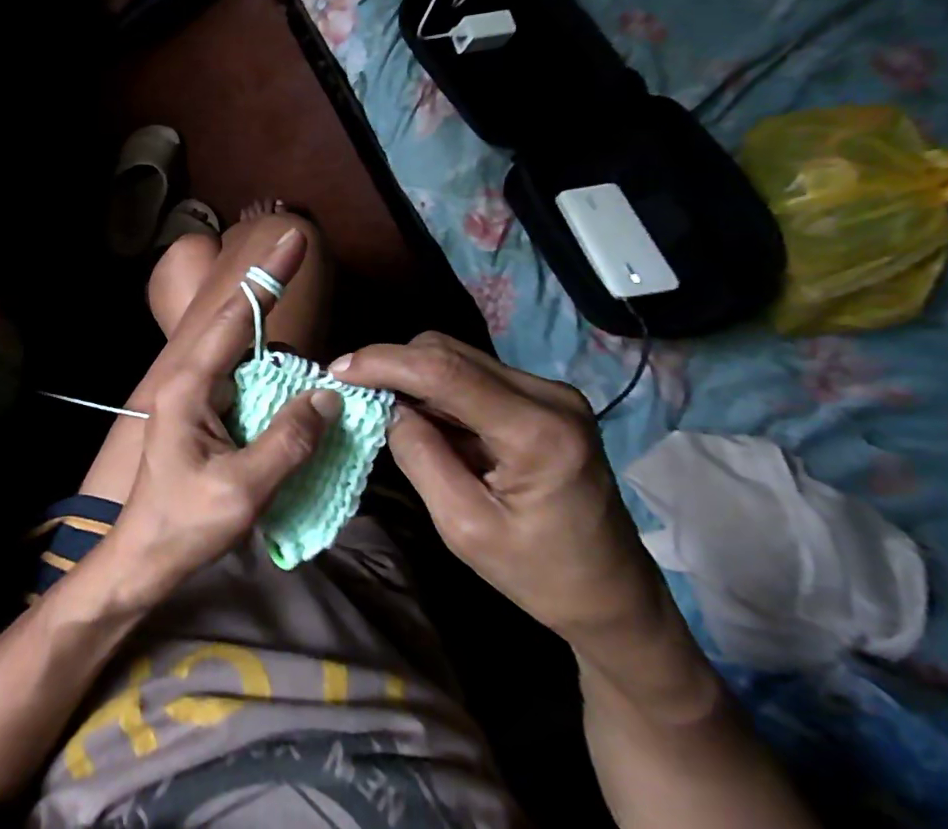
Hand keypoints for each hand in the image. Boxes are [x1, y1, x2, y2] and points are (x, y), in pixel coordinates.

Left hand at [108, 227, 342, 604]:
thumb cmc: (187, 523)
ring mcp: (196, 399)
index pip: (230, 320)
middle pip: (238, 331)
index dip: (266, 277)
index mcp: (188, 387)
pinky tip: (302, 396)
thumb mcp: (244, 487)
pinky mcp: (207, 417)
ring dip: (281, 355)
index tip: (292, 236)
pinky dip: (276, 386)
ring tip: (315, 355)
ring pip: (246, 361)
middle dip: (272, 300)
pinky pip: (247, 387)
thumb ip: (289, 439)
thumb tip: (329, 395)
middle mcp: (189, 382)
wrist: (148, 554)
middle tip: (307, 273)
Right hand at [328, 334, 675, 648]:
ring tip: (379, 408)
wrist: (612, 594)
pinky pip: (471, 376)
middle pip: (448, 352)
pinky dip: (433, 390)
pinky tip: (418, 418)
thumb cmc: (538, 574)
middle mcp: (548, 396)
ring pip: (456, 358)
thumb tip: (386, 408)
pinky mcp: (541, 402)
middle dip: (392, 366)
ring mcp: (549, 395)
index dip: (383, 363)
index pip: (444, 371)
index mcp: (536, 431)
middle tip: (351, 394)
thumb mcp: (463, 525)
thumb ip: (419, 457)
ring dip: (410, 377)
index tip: (335, 370)